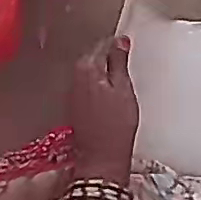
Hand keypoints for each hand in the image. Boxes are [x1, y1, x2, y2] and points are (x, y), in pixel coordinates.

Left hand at [69, 37, 137, 183]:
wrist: (102, 158)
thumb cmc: (116, 125)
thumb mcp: (124, 88)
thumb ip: (119, 62)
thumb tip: (120, 41)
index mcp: (87, 68)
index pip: (102, 44)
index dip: (117, 44)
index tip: (128, 46)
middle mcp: (75, 77)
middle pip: (94, 57)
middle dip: (109, 57)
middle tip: (127, 64)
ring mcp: (72, 92)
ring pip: (90, 71)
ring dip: (104, 72)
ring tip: (121, 81)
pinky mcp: (74, 105)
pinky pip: (87, 85)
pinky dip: (99, 85)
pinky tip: (110, 95)